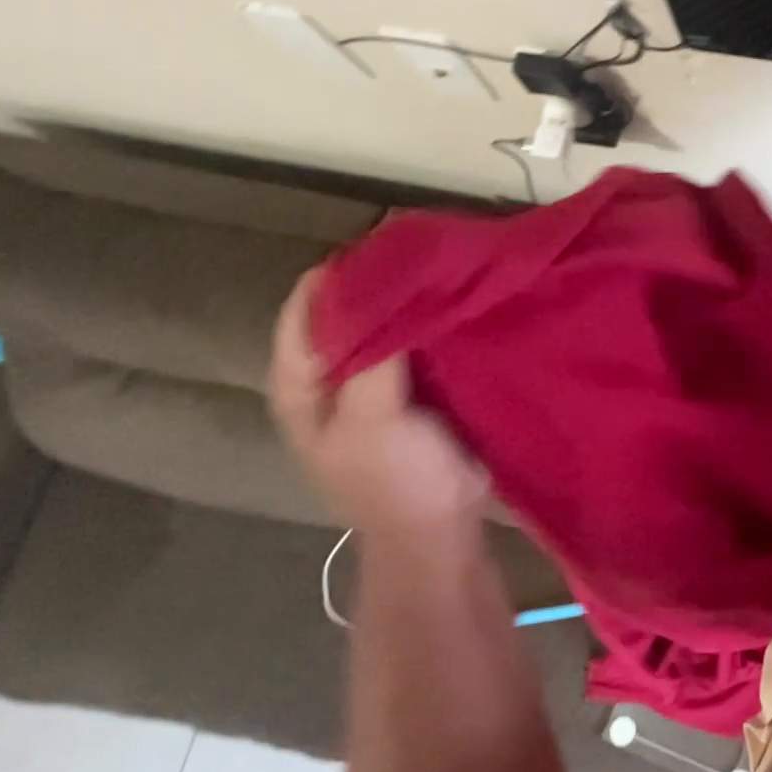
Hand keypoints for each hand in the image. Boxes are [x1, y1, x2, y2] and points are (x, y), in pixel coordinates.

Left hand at [268, 271, 489, 536]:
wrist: (438, 528)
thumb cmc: (393, 480)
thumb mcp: (372, 420)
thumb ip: (374, 357)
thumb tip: (394, 288)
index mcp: (302, 380)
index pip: (310, 306)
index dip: (344, 273)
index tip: (392, 243)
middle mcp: (334, 372)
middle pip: (352, 310)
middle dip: (387, 281)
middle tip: (432, 248)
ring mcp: (378, 380)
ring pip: (392, 323)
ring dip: (417, 300)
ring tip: (454, 265)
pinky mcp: (419, 388)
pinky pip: (424, 342)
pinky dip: (439, 322)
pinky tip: (468, 302)